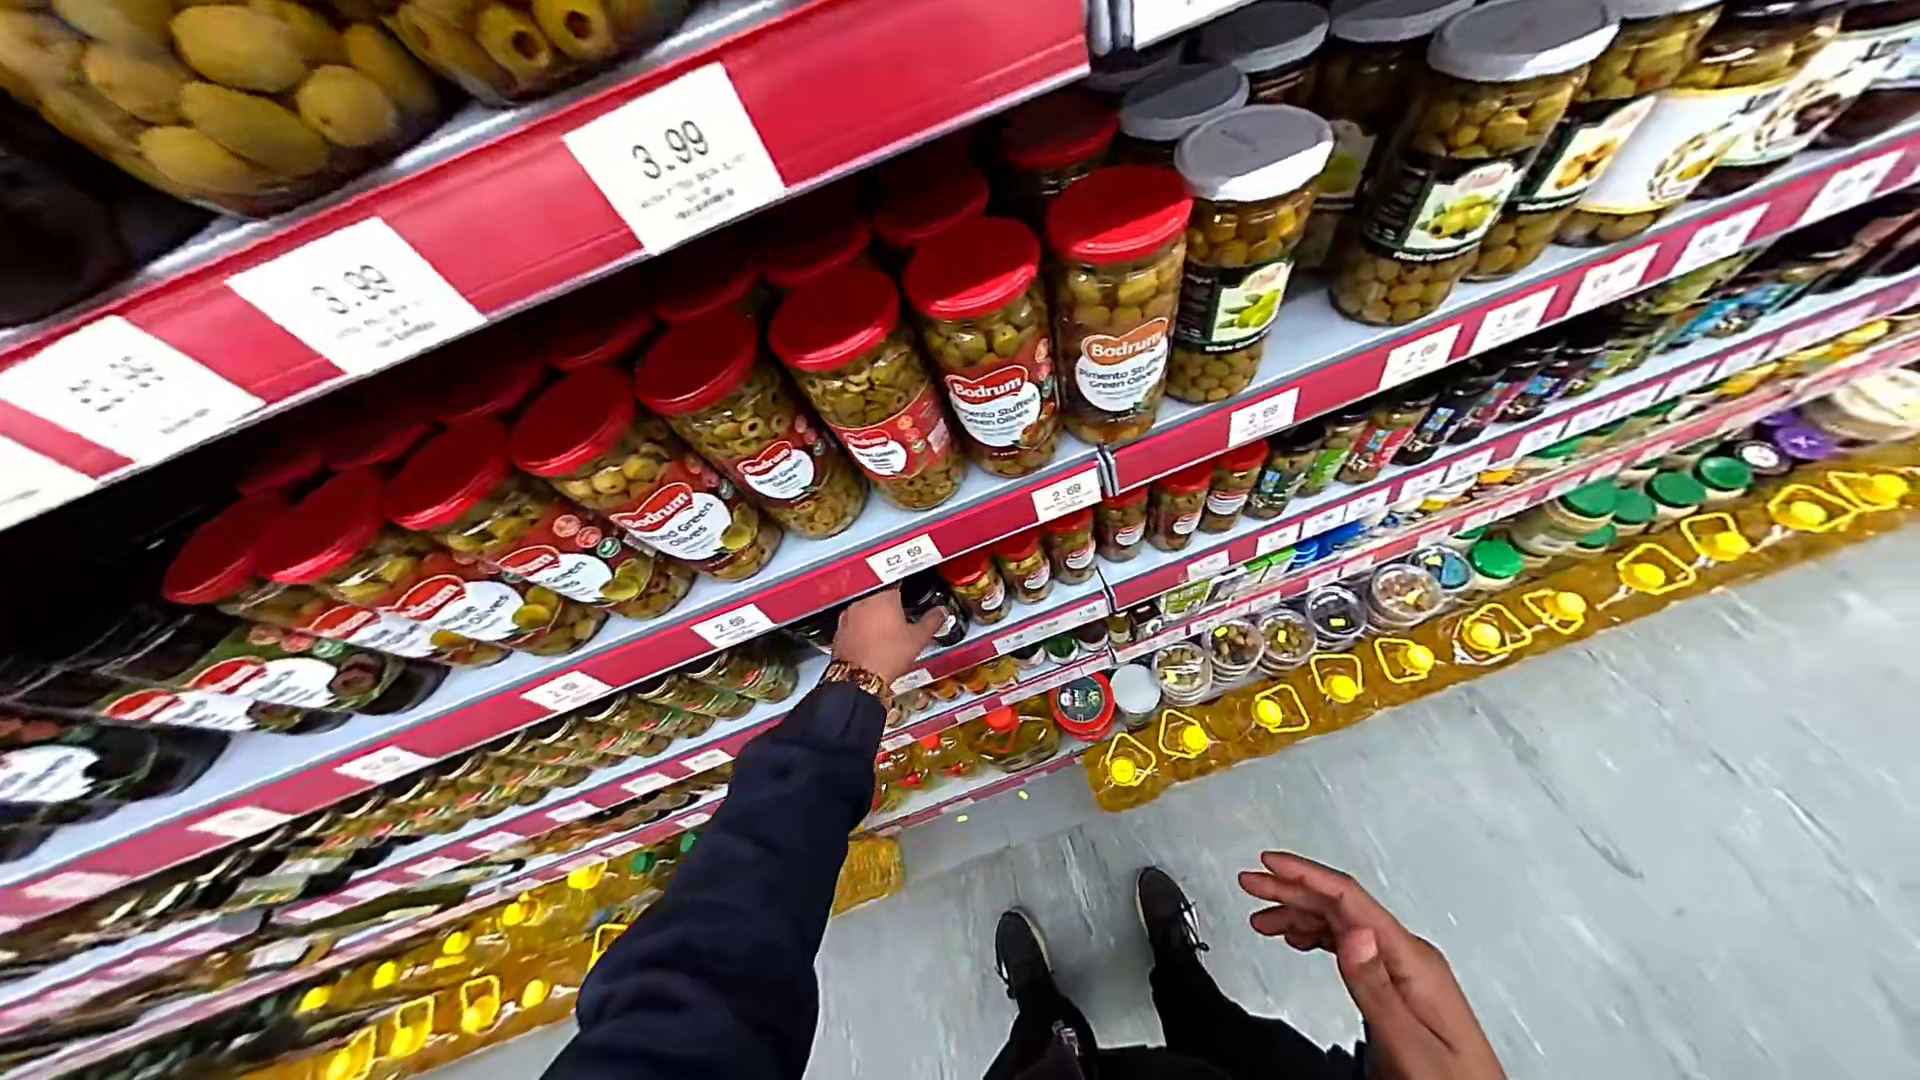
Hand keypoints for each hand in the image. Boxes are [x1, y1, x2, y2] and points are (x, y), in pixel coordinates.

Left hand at [832, 590, 943, 682]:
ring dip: (875, 613)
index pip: (897, 581)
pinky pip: (855, 620)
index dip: (906, 587)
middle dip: (890, 603)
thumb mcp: (918, 638)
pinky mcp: (841, 627)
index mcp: (885, 597)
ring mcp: (850, 613)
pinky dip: (862, 625)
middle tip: (900, 616)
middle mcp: (864, 600)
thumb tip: (940, 612)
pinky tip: (872, 639)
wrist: (859, 678)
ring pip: (866, 606)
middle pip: (880, 593)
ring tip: (886, 630)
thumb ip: (932, 621)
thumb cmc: (885, 657)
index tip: (909, 592)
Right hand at [1238, 852, 1504, 1079]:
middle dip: (1290, 888)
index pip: (1349, 898)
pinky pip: (1346, 941)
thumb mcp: (1411, 1046)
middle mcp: (1406, 953)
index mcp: (1412, 959)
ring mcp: (1401, 966)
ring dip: (1297, 912)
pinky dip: (1313, 933)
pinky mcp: (1395, 981)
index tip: (1269, 862)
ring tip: (1262, 916)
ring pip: (1338, 920)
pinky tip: (1296, 936)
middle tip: (1250, 883)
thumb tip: (1354, 930)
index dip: (1305, 873)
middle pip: (1339, 904)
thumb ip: (1378, 987)